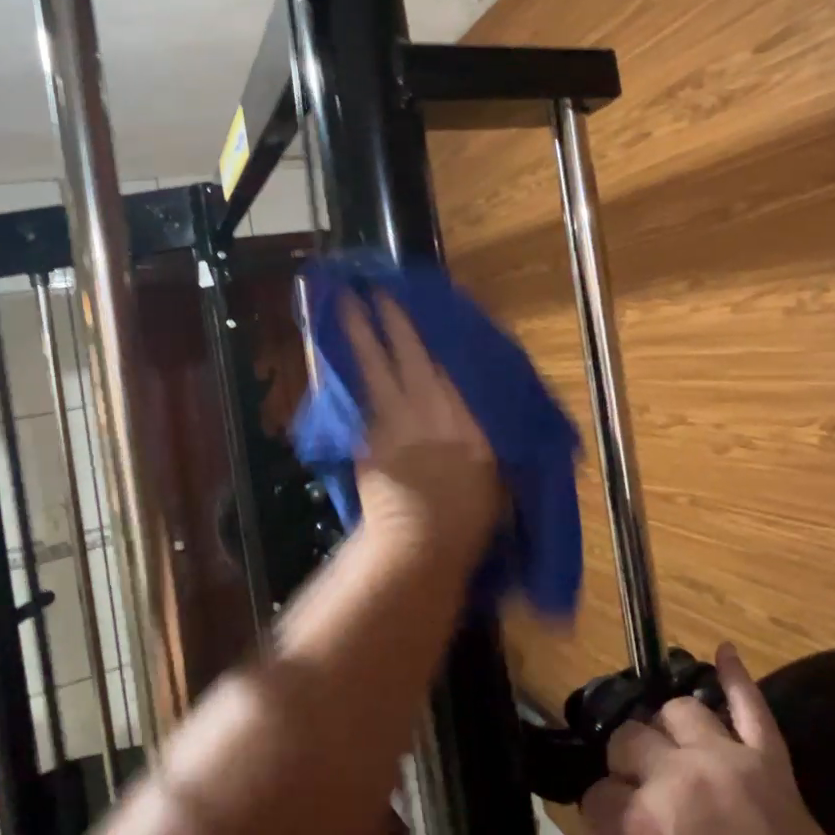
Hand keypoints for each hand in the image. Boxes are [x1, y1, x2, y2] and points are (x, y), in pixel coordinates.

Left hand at [341, 294, 503, 565]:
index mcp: (463, 413)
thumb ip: (491, 434)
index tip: (426, 306)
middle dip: (391, 320)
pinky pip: (356, 396)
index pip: (447, 360)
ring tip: (345, 306)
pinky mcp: (365, 439)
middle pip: (406, 353)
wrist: (419, 544)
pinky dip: (347, 374)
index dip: (433, 330)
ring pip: (372, 368)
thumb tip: (489, 407)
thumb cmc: (468, 515)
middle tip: (377, 290)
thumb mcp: (497, 470)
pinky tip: (337, 358)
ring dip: (359, 335)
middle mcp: (426, 407)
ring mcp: (390, 421)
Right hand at [583, 644, 825, 834]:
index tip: (607, 820)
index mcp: (645, 820)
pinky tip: (725, 652)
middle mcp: (678, 775)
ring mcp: (726, 756)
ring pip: (679, 711)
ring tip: (667, 744)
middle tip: (635, 784)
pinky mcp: (769, 756)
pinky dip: (737, 677)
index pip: (596, 796)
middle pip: (629, 739)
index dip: (599, 810)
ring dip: (668, 726)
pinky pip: (751, 706)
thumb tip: (615, 824)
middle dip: (624, 760)